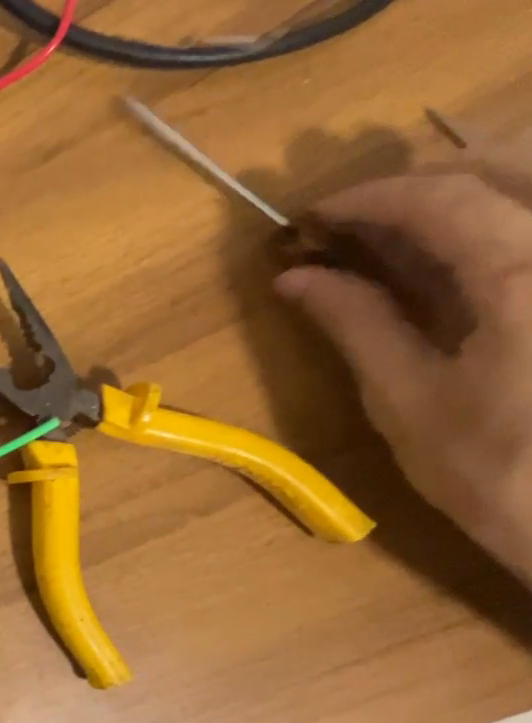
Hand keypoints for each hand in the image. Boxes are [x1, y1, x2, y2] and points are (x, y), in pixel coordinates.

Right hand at [275, 135, 531, 581]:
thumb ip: (359, 326)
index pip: (444, 198)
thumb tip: (295, 277)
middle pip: (518, 161)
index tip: (315, 216)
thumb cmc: (504, 478)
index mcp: (527, 281)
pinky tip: (492, 254)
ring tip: (436, 228)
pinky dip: (519, 220)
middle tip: (373, 220)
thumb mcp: (412, 405)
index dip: (370, 196)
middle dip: (435, 177)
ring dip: (489, 186)